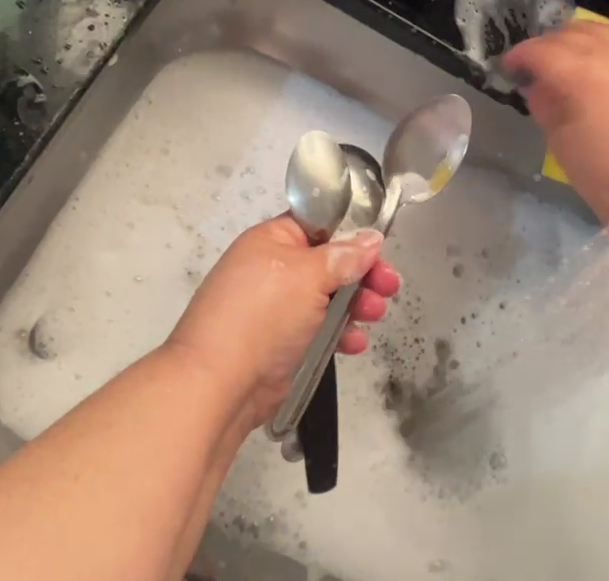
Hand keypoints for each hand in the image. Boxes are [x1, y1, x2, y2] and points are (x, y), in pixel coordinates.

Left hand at [164, 215, 400, 428]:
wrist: (218, 384)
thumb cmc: (263, 314)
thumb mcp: (309, 275)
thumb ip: (345, 256)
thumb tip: (372, 237)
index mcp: (272, 240)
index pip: (318, 224)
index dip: (351, 232)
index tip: (380, 246)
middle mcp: (274, 269)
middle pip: (330, 262)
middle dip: (363, 273)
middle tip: (390, 285)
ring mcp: (277, 308)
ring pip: (329, 297)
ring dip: (357, 304)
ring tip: (375, 314)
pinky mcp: (283, 342)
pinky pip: (320, 328)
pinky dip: (339, 333)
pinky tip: (354, 343)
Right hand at [501, 18, 608, 223]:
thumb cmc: (599, 170)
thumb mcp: (557, 138)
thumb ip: (543, 102)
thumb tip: (535, 84)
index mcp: (582, 74)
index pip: (541, 51)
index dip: (519, 56)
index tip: (507, 67)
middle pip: (567, 35)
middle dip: (543, 46)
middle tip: (530, 67)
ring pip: (595, 28)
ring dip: (571, 37)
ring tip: (558, 57)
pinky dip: (599, 38)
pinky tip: (590, 53)